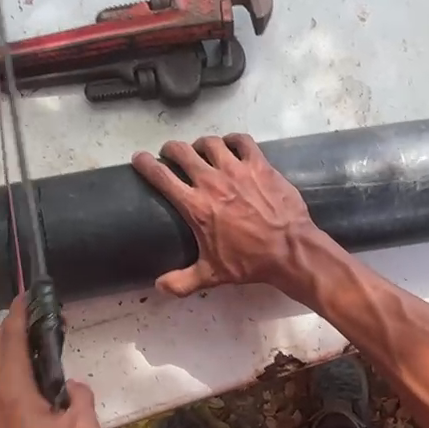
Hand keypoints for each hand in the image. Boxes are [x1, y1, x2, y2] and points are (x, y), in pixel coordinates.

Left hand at [0, 296, 101, 427]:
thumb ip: (81, 397)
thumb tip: (71, 388)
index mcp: (11, 388)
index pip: (10, 334)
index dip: (21, 309)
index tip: (33, 292)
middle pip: (1, 347)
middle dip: (21, 325)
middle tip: (48, 314)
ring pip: (1, 367)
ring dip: (19, 349)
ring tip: (49, 342)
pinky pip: (5, 385)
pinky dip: (19, 370)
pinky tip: (41, 378)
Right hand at [131, 134, 332, 297]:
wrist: (289, 249)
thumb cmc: (249, 262)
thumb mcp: (212, 274)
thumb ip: (182, 282)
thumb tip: (159, 287)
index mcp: (196, 206)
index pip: (162, 176)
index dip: (146, 164)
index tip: (139, 158)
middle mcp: (212, 181)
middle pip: (183, 152)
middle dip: (172, 149)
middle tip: (171, 153)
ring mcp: (237, 170)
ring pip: (211, 143)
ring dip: (201, 144)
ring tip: (201, 150)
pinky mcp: (260, 165)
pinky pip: (242, 141)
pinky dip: (233, 140)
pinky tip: (231, 145)